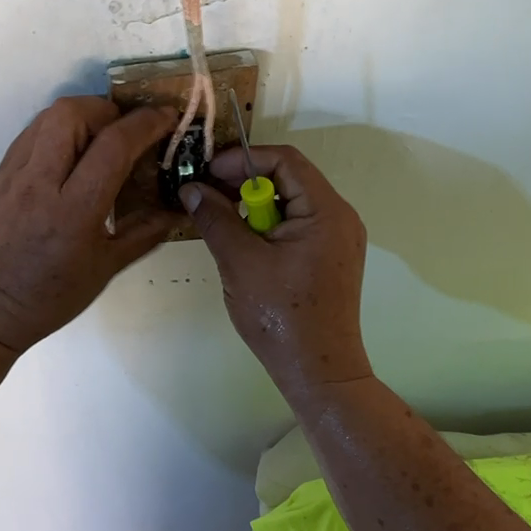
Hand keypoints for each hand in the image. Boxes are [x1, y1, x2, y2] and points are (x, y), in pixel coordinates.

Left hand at [0, 97, 179, 353]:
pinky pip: (31, 134)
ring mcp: (13, 175)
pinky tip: (72, 154)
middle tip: (126, 131)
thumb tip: (180, 205)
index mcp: (72, 212)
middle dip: (108, 110)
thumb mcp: (107, 268)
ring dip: (82, 116)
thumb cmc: (51, 297)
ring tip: (100, 139)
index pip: (112, 146)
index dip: (146, 123)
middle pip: (72, 114)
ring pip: (47, 117)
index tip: (167, 118)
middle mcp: (39, 184)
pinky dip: (57, 131)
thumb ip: (147, 230)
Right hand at [180, 146, 369, 386]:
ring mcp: (338, 239)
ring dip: (253, 205)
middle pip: (289, 178)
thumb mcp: (239, 262)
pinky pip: (297, 224)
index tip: (208, 173)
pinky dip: (267, 224)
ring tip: (221, 220)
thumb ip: (214, 218)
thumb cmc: (280, 315)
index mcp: (325, 212)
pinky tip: (244, 243)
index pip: (285, 161)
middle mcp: (339, 217)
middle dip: (245, 181)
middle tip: (208, 195)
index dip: (243, 160)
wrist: (317, 370)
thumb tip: (191, 188)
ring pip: (291, 202)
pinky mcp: (330, 258)